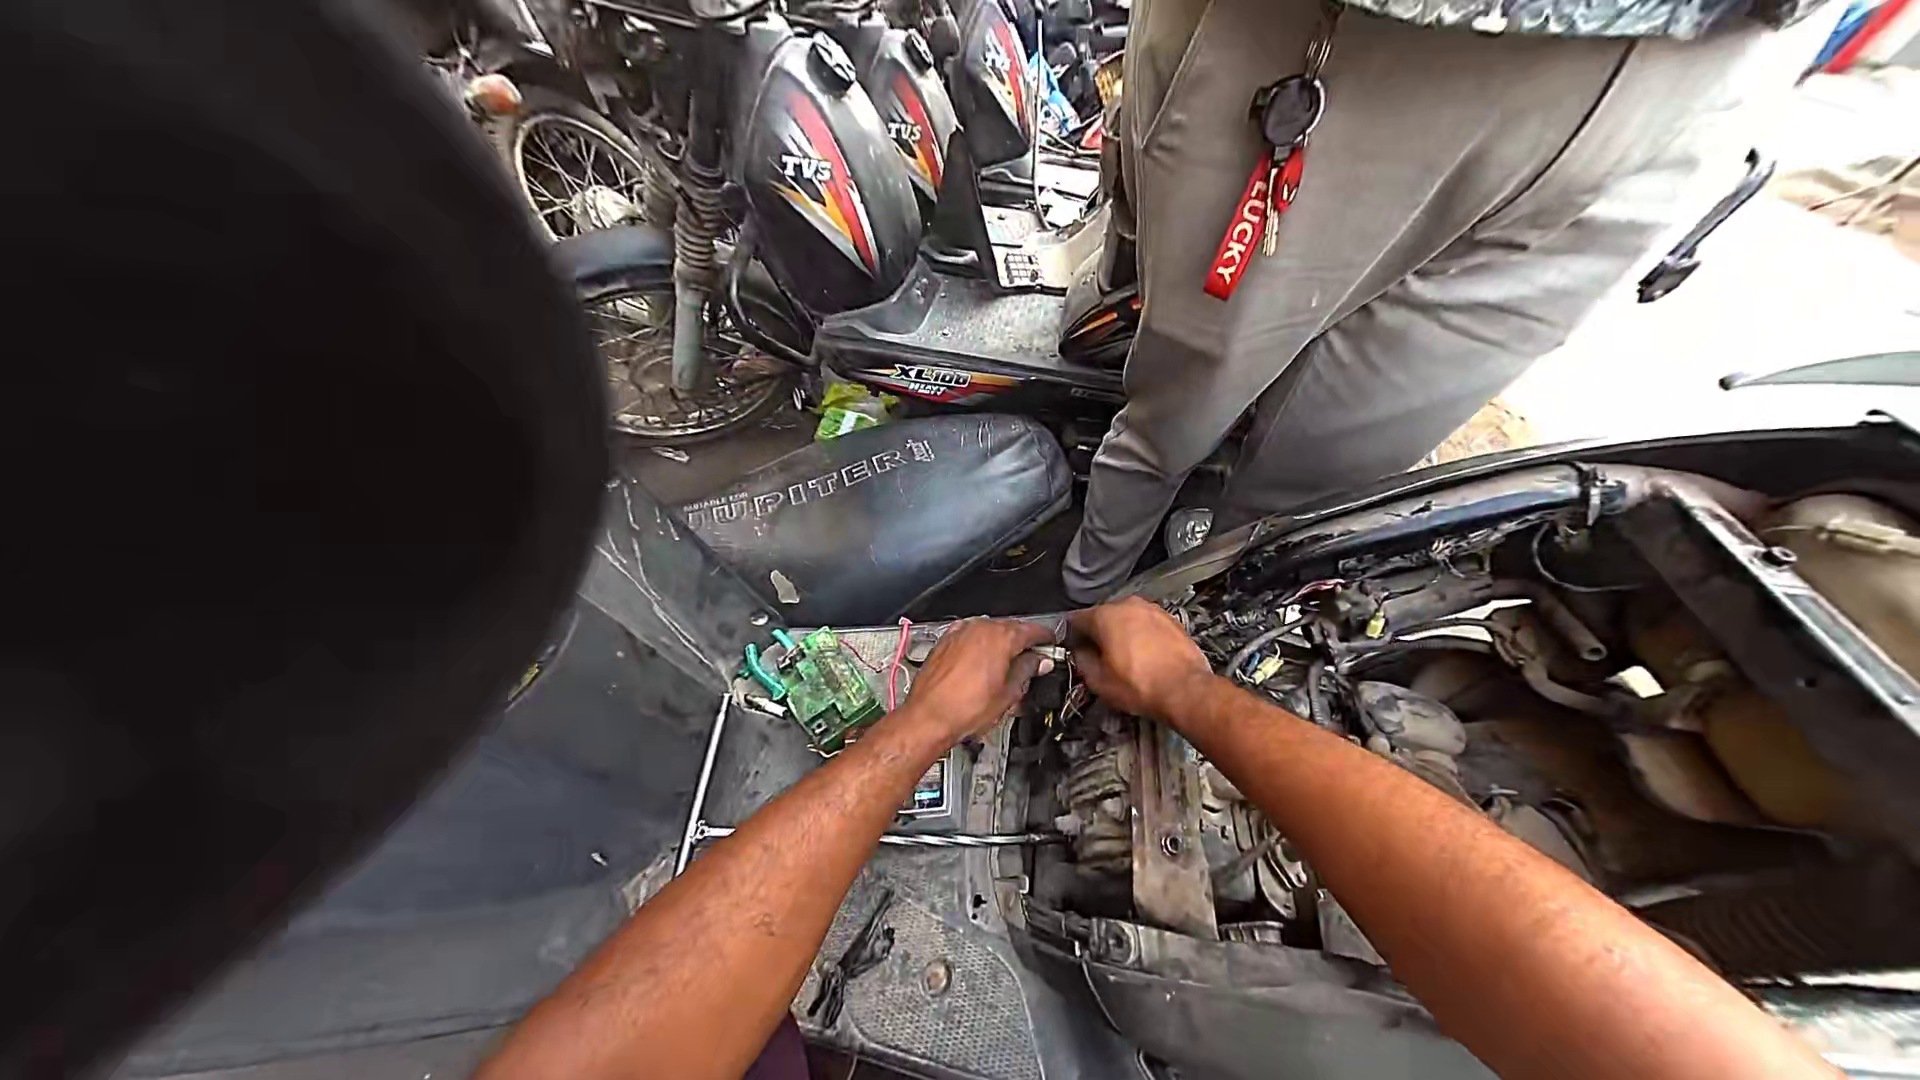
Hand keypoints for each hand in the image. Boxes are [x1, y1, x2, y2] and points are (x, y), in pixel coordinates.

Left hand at [888, 618, 1052, 748]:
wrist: (928, 717)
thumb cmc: (963, 708)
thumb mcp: (1009, 693)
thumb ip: (1027, 670)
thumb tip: (1037, 662)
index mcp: (1000, 637)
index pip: (1032, 630)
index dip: (1045, 638)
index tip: (1050, 643)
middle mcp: (979, 628)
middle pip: (1010, 628)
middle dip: (1022, 642)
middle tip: (1032, 658)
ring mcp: (960, 632)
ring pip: (989, 631)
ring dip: (1000, 643)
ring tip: (1006, 665)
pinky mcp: (945, 641)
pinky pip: (970, 636)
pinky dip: (979, 645)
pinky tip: (982, 662)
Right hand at [1068, 597, 1215, 719]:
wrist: (1186, 690)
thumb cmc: (1140, 685)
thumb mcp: (1098, 681)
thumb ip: (1081, 660)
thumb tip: (1080, 652)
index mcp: (1104, 615)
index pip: (1076, 619)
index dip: (1072, 636)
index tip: (1075, 649)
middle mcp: (1127, 605)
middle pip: (1103, 615)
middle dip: (1098, 633)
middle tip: (1100, 656)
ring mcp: (1152, 609)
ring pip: (1127, 618)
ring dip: (1122, 632)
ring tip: (1126, 657)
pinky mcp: (1171, 619)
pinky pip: (1147, 623)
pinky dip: (1142, 634)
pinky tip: (1145, 655)